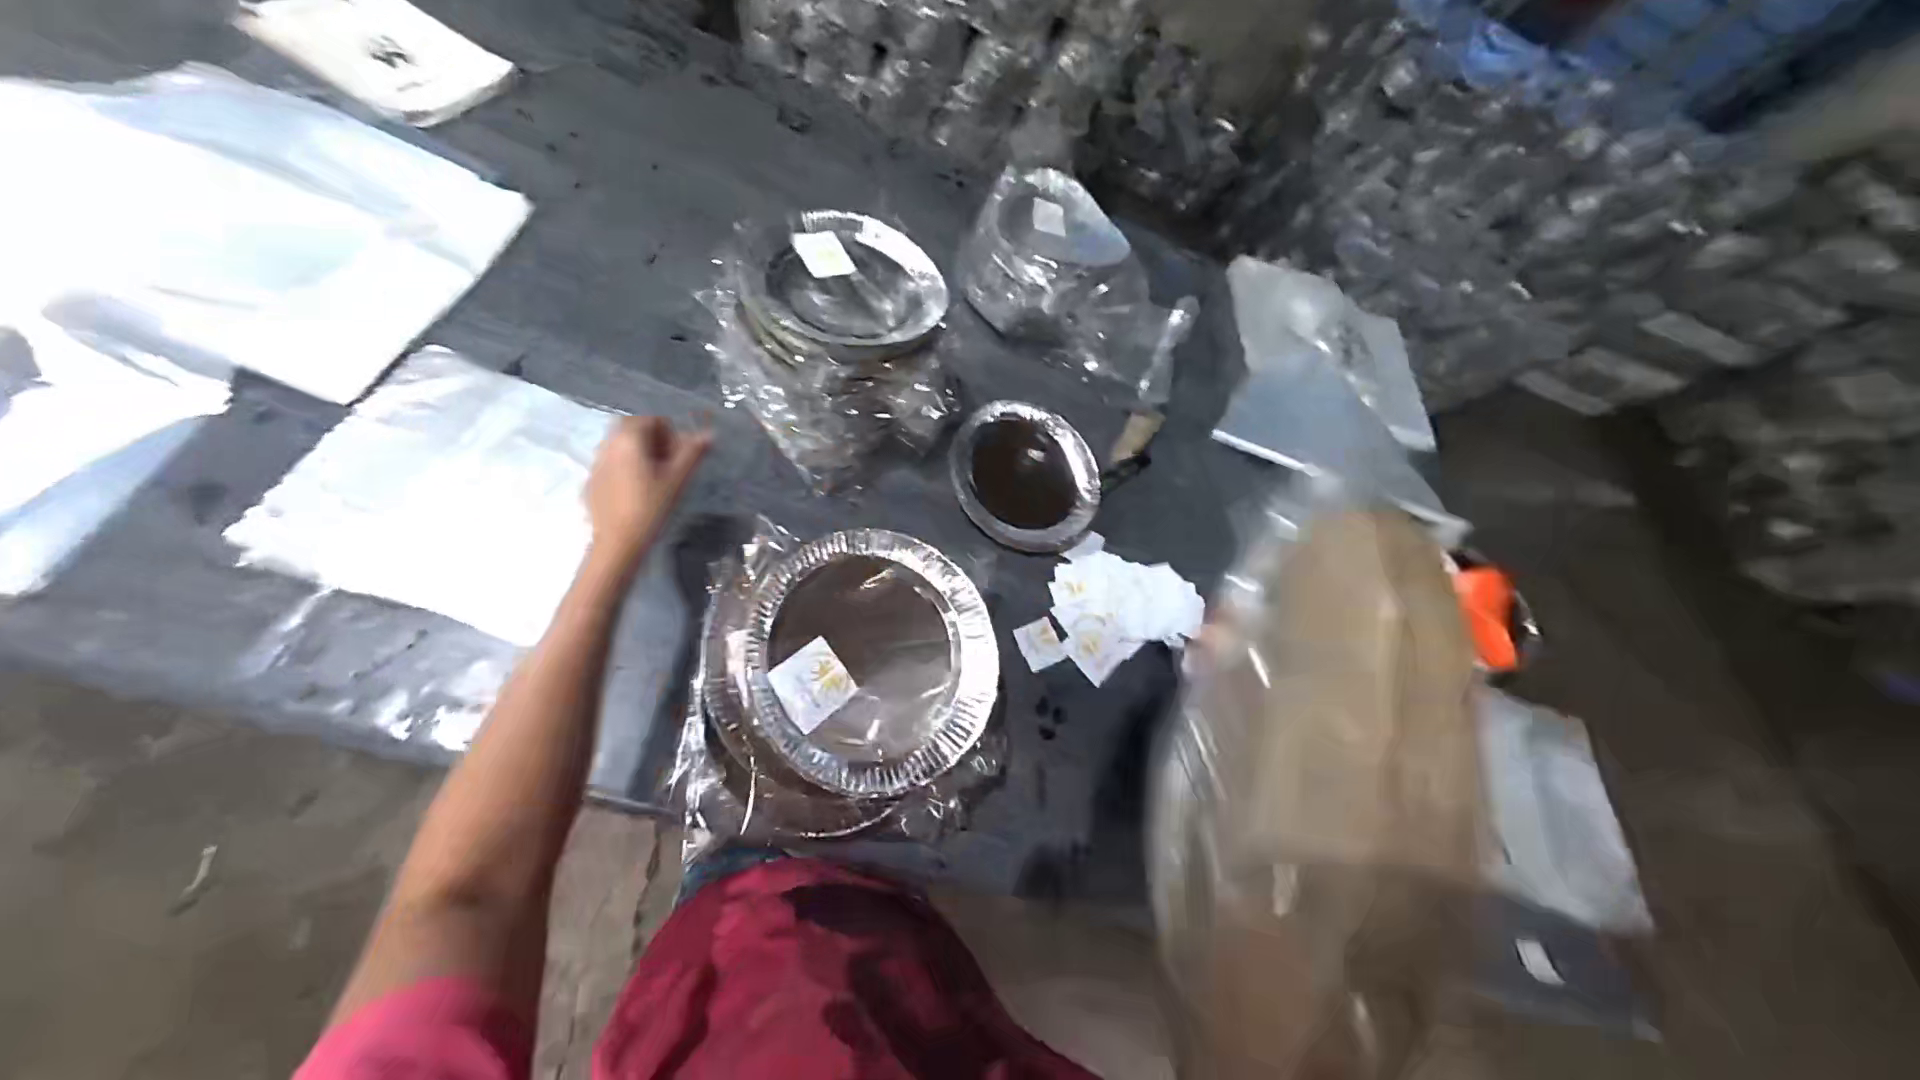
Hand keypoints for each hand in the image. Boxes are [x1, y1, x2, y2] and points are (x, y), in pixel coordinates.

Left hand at [585, 415, 711, 568]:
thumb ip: (692, 453)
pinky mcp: (592, 481)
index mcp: (628, 440)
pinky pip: (613, 463)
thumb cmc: (650, 508)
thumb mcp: (677, 479)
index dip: (669, 432)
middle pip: (633, 429)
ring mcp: (597, 463)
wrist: (618, 543)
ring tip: (656, 478)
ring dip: (640, 453)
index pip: (650, 419)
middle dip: (654, 440)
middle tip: (670, 463)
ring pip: (621, 446)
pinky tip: (637, 491)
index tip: (679, 453)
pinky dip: (627, 467)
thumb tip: (709, 434)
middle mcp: (608, 445)